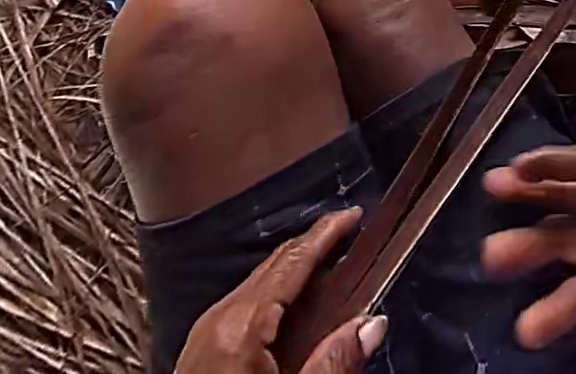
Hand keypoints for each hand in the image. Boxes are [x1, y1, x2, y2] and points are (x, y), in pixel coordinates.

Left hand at [175, 207, 388, 373]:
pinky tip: (293, 305)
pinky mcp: (201, 347)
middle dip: (314, 246)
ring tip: (329, 266)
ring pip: (261, 280)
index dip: (327, 233)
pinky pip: (246, 301)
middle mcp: (220, 318)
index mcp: (242, 327)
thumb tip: (374, 323)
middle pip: (276, 263)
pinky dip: (276, 290)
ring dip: (295, 268)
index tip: (353, 216)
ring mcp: (206, 331)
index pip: (294, 261)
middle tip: (348, 237)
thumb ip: (333, 364)